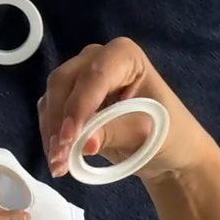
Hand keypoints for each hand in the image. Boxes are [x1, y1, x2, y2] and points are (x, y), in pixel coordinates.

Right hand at [38, 38, 219, 182]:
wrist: (169, 151)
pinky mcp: (70, 98)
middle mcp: (96, 59)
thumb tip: (82, 143)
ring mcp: (80, 77)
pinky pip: (50, 112)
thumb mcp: (146, 134)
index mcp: (124, 55)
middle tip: (60, 156)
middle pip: (64, 82)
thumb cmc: (168, 135)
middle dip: (59, 121)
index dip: (79, 105)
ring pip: (52, 98)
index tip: (70, 138)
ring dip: (51, 131)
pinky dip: (51, 135)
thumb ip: (113, 133)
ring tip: (58, 164)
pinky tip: (58, 159)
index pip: (95, 75)